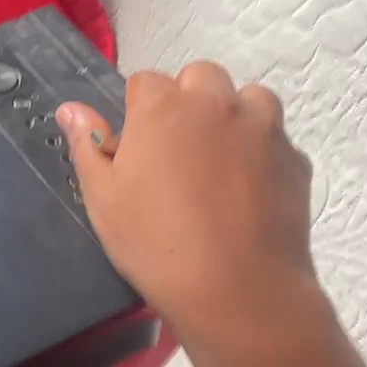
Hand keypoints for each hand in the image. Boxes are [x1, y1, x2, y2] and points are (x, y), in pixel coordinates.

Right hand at [57, 62, 319, 359]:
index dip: (135, 111)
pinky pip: (274, 137)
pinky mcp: (295, 159)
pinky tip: (243, 190)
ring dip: (229, 114)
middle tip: (172, 151)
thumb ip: (87, 145)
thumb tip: (71, 109)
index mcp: (163, 109)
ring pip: (247, 97)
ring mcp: (263, 129)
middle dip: (185, 100)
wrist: (238, 290)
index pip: (145, 81)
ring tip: (214, 161)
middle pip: (200, 76)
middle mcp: (217, 104)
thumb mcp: (102, 198)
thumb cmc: (155, 244)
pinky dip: (258, 150)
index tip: (134, 147)